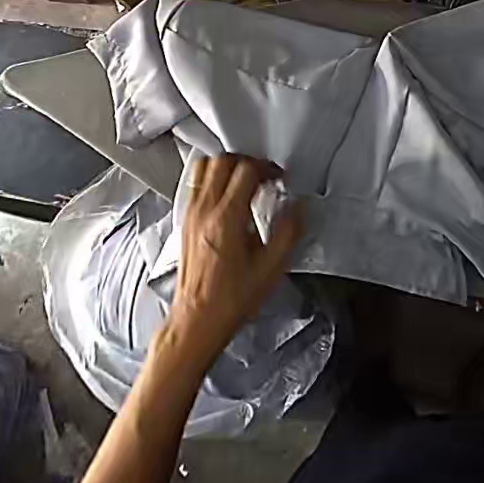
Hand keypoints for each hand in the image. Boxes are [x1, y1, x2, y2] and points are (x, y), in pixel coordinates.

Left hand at [162, 155, 301, 366]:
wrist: (196, 321)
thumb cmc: (232, 298)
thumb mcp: (272, 265)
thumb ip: (289, 229)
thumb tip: (298, 205)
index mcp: (227, 218)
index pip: (246, 170)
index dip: (267, 168)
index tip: (279, 178)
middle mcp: (204, 211)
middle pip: (222, 161)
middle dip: (248, 161)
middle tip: (264, 175)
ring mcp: (190, 215)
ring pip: (204, 168)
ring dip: (228, 167)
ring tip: (245, 181)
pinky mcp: (184, 222)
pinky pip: (196, 184)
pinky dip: (213, 179)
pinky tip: (229, 196)